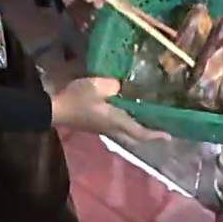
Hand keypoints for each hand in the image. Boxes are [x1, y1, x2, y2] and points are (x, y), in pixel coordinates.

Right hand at [51, 77, 169, 141]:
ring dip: (138, 128)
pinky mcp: (97, 125)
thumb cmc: (76, 99)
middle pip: (135, 136)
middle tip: (159, 128)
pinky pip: (118, 127)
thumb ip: (111, 85)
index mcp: (116, 121)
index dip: (155, 134)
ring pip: (127, 133)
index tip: (168, 136)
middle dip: (148, 134)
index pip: (140, 132)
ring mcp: (104, 128)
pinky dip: (127, 123)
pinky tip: (127, 112)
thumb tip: (119, 86)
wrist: (54, 110)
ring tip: (147, 119)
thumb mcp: (95, 86)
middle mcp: (113, 128)